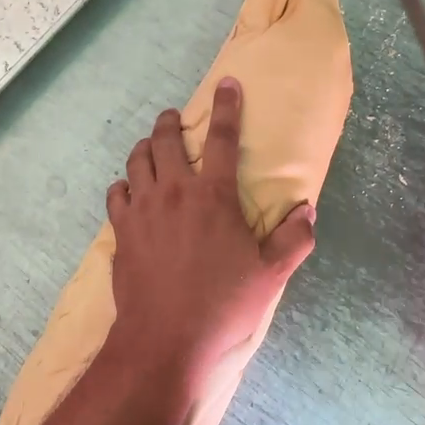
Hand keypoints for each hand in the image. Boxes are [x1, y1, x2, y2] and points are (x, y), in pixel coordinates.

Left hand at [103, 77, 316, 390]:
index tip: (226, 84)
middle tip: (174, 118)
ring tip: (151, 147)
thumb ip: (293, 239)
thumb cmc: (223, 306)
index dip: (227, 107)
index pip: (223, 138)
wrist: (165, 340)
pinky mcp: (121, 229)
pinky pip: (116, 193)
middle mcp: (175, 191)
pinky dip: (124, 185)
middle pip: (168, 139)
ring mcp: (143, 208)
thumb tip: (308, 210)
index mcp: (214, 196)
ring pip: (137, 160)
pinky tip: (129, 191)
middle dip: (171, 121)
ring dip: (145, 147)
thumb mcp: (270, 275)